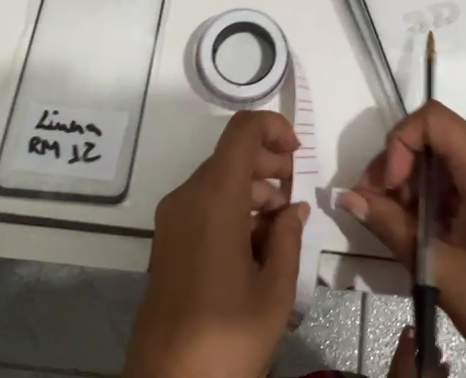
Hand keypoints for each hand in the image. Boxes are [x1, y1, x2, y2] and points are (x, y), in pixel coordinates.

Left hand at [124, 110, 308, 377]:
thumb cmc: (226, 336)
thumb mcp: (274, 289)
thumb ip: (288, 237)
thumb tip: (293, 209)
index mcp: (213, 198)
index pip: (242, 131)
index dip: (274, 128)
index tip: (299, 156)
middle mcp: (186, 198)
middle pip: (231, 156)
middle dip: (269, 165)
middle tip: (297, 197)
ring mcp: (171, 221)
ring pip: (218, 181)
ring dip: (253, 191)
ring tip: (281, 231)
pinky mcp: (166, 243)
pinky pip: (203, 206)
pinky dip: (232, 210)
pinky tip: (256, 247)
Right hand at [338, 102, 465, 377]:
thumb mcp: (438, 268)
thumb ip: (390, 224)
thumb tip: (348, 197)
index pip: (433, 119)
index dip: (399, 143)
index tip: (386, 188)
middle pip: (439, 140)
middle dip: (401, 168)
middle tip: (376, 210)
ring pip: (451, 161)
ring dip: (417, 187)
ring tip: (399, 229)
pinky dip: (440, 199)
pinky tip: (425, 234)